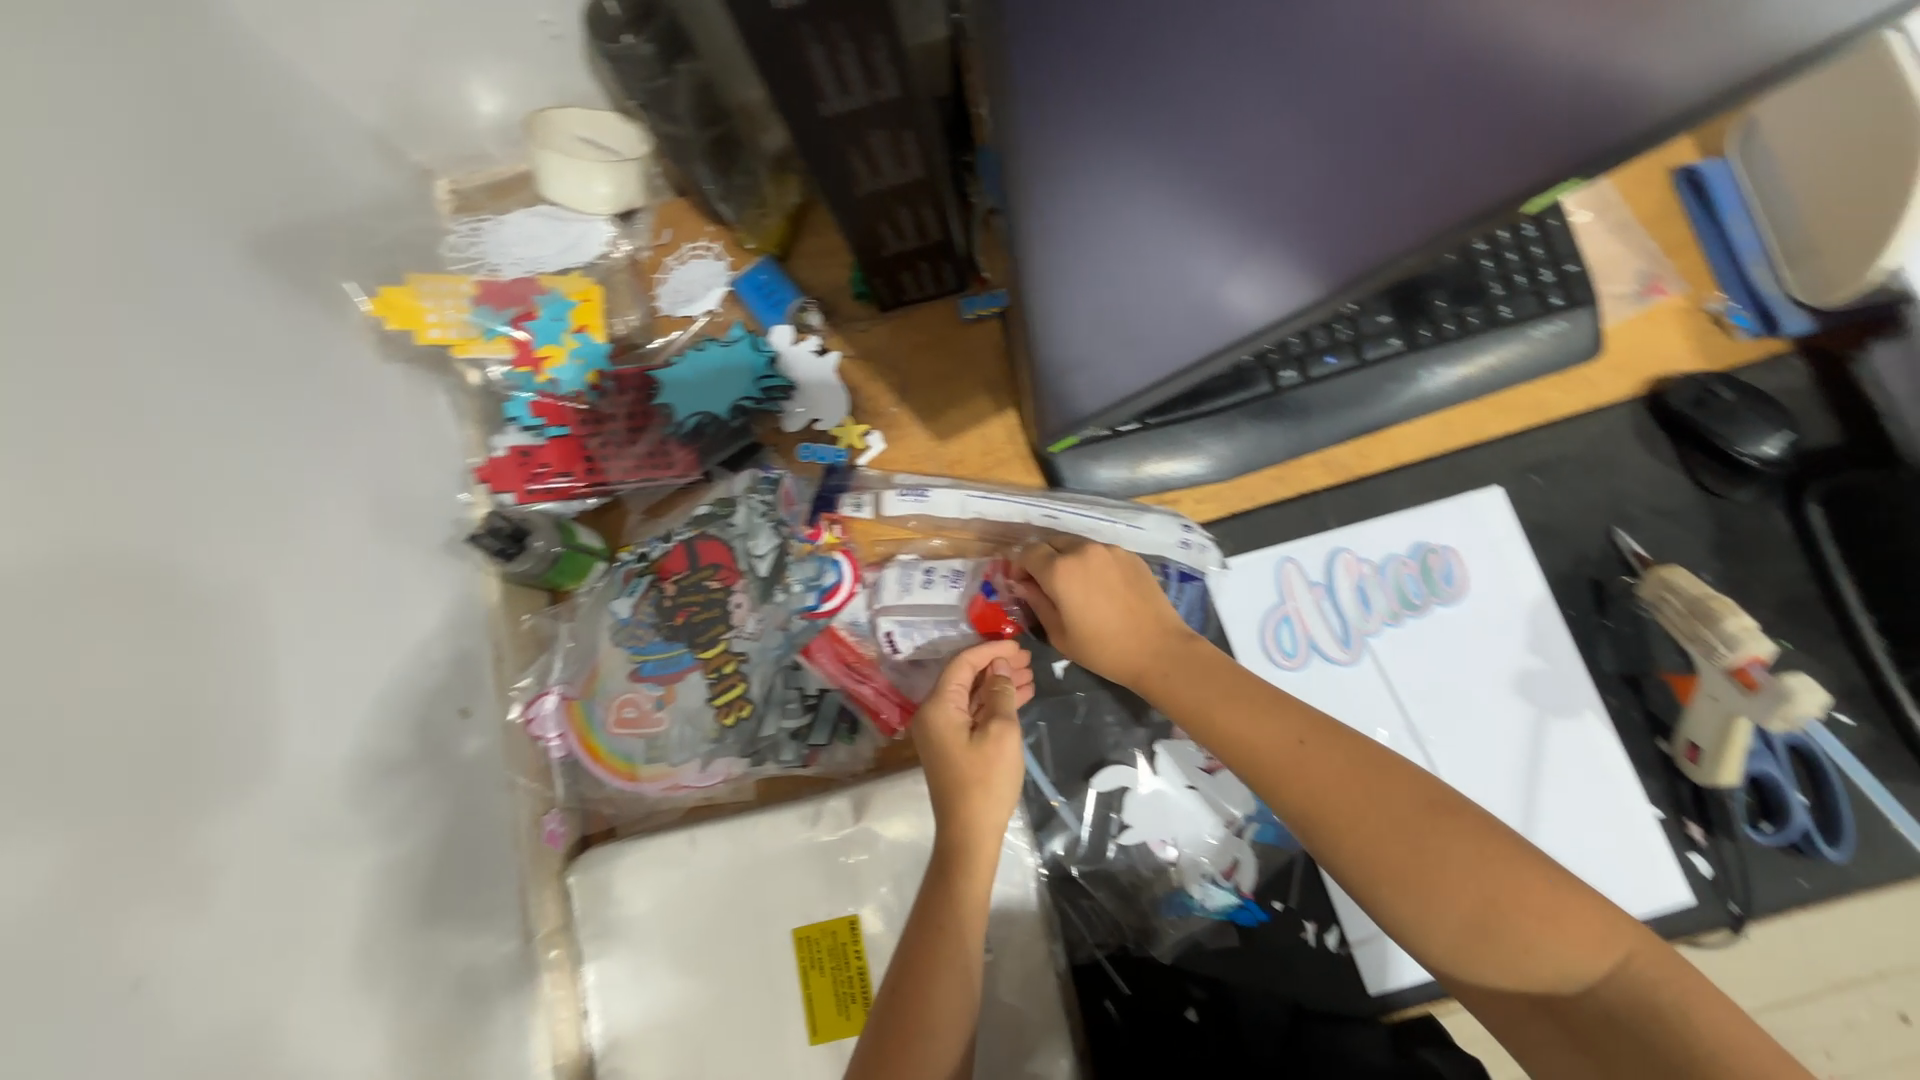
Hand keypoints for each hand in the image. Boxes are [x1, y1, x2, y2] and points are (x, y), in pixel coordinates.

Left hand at [911, 640, 1035, 857]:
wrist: (969, 833)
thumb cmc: (986, 781)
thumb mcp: (1001, 731)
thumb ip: (1000, 692)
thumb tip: (998, 666)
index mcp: (937, 706)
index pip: (962, 663)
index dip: (990, 650)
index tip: (1018, 644)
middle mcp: (932, 713)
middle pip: (965, 677)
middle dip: (996, 666)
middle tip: (1028, 659)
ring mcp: (941, 730)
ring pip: (971, 695)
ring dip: (998, 684)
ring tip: (1030, 676)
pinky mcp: (952, 744)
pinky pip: (972, 713)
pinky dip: (994, 704)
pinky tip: (1021, 697)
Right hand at [1011, 541, 1205, 688]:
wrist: (1158, 649)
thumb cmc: (1102, 649)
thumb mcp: (1059, 633)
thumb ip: (1036, 602)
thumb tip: (1023, 585)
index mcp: (1059, 569)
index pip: (1027, 552)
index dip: (1020, 566)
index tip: (1023, 584)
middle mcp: (1083, 550)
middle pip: (1051, 542)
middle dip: (1043, 559)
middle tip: (1046, 585)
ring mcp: (1110, 549)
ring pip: (1078, 545)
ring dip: (1068, 559)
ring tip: (1076, 586)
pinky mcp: (1130, 555)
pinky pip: (1101, 552)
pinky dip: (1093, 563)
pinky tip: (1102, 588)